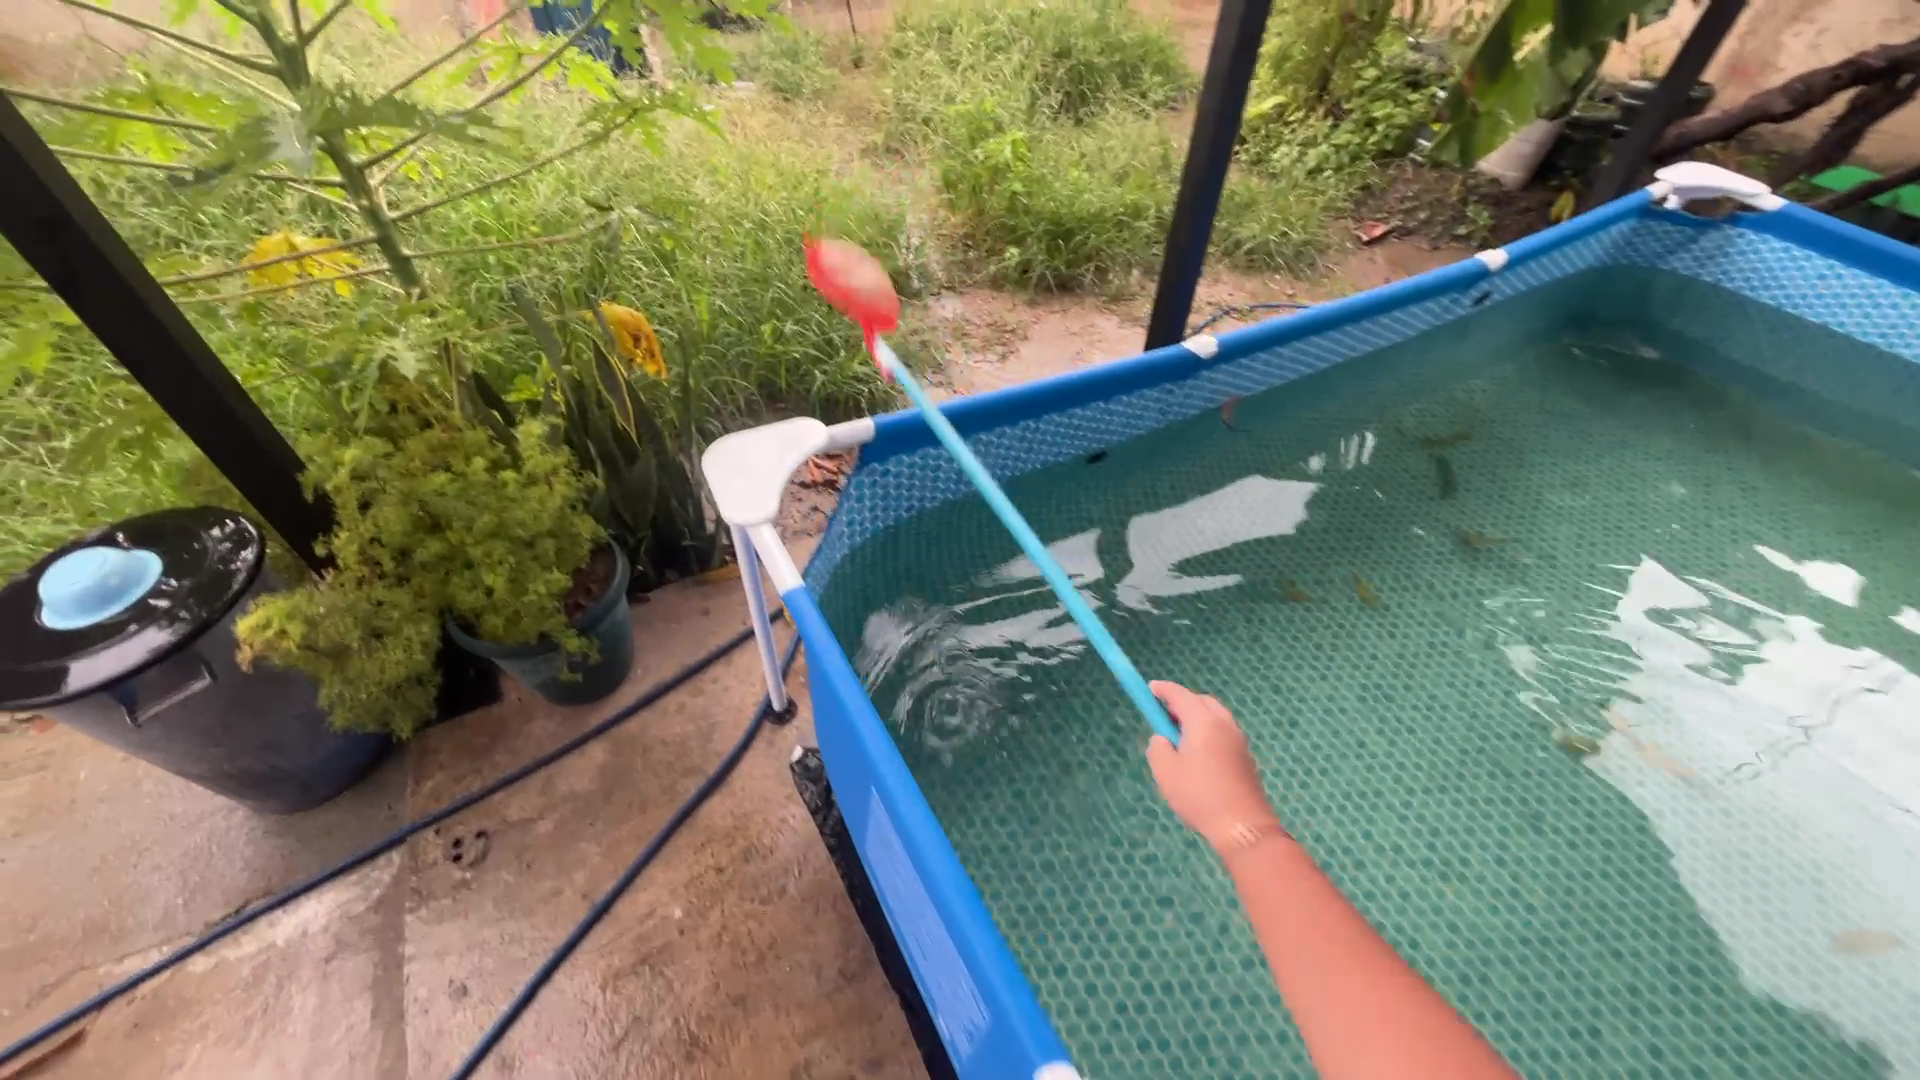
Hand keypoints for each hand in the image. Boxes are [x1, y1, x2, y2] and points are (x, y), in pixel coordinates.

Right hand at [1146, 680, 1283, 854]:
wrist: (1242, 825)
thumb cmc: (1199, 795)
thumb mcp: (1165, 772)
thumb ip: (1158, 748)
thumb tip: (1163, 738)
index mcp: (1202, 721)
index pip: (1180, 695)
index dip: (1163, 690)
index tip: (1150, 688)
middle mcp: (1223, 724)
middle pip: (1202, 701)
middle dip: (1182, 702)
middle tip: (1164, 715)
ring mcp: (1238, 740)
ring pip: (1215, 716)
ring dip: (1197, 717)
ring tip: (1180, 737)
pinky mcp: (1245, 757)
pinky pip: (1223, 732)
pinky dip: (1208, 731)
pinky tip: (1199, 754)